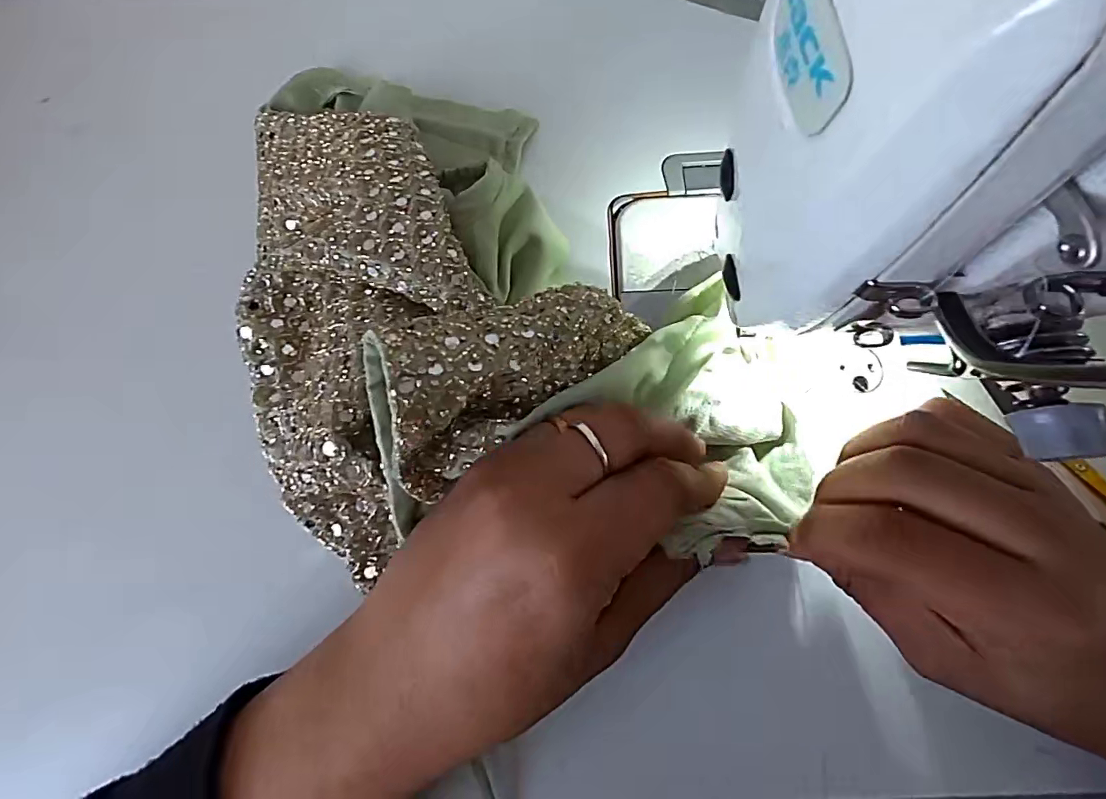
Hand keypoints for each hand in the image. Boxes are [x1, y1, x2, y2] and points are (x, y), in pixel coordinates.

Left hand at [222, 404, 727, 798]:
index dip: (694, 482)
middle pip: (619, 431)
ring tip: (656, 448)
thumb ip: (658, 580)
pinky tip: (604, 458)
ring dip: (629, 427)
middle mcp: (533, 497)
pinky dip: (588, 435)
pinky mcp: (479, 465)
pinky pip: (550, 433)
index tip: (715, 484)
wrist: (390, 679)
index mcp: (568, 556)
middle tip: (694, 452)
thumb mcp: (595, 648)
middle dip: (668, 434)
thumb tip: (706, 537)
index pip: (653, 487)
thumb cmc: (498, 686)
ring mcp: (499, 472)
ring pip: (584, 420)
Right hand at [790, 397, 1105, 787]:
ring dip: (861, 450)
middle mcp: (1032, 530)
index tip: (800, 541)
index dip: (826, 532)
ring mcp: (1035, 481)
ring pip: (921, 429)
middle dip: (836, 488)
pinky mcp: (1029, 458)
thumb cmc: (1050, 685)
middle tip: (821, 515)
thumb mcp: (951, 666)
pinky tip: (888, 460)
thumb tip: (821, 541)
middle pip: (902, 471)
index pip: (892, 539)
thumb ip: (880, 597)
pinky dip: (898, 427)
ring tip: (849, 484)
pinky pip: (949, 416)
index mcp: (1018, 605)